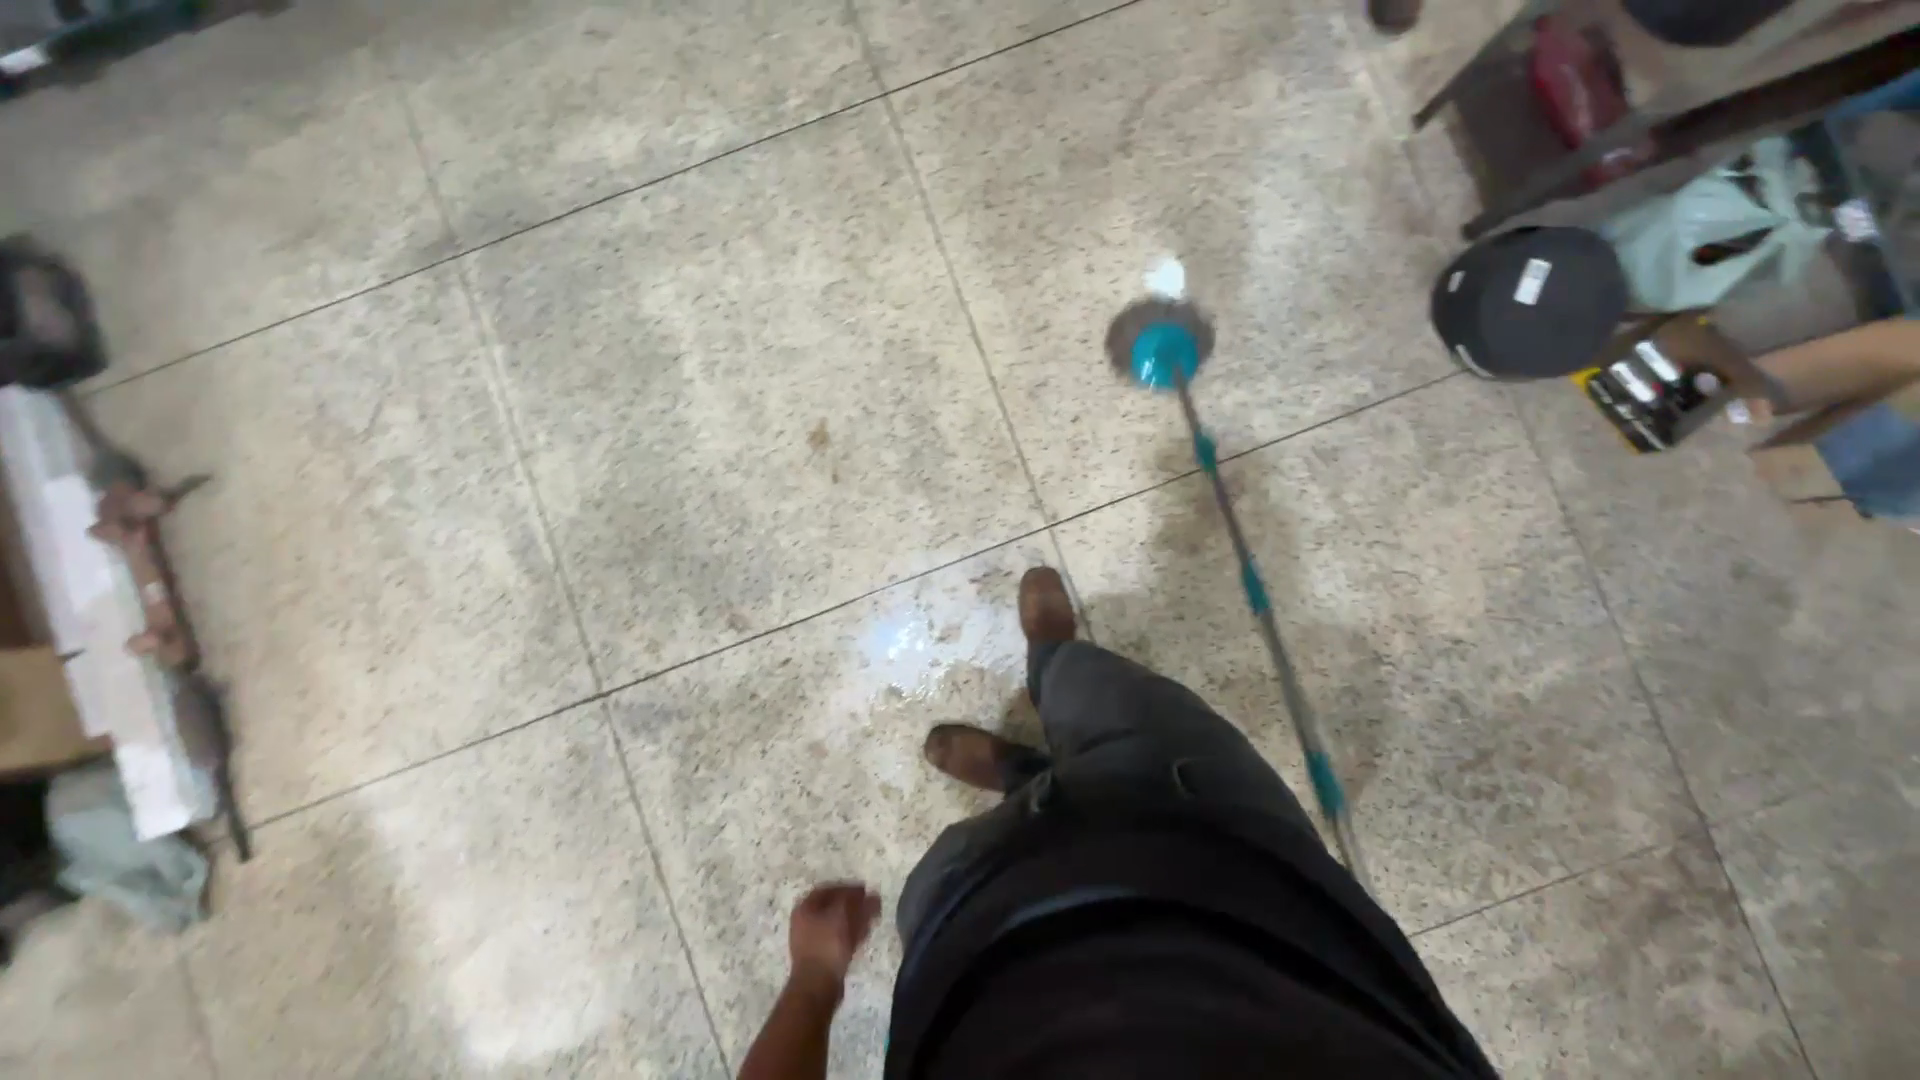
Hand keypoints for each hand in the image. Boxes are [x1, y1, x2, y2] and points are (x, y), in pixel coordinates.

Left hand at [786, 882, 880, 991]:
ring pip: (837, 923)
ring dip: (855, 919)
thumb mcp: (842, 914)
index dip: (848, 887)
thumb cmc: (827, 945)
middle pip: (833, 907)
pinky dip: (852, 934)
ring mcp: (812, 941)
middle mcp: (805, 922)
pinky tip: (865, 934)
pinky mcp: (821, 957)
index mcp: (805, 908)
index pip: (828, 889)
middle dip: (854, 904)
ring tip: (872, 919)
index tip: (865, 890)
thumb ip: (855, 900)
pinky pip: (838, 939)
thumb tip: (870, 894)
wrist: (817, 986)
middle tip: (871, 904)